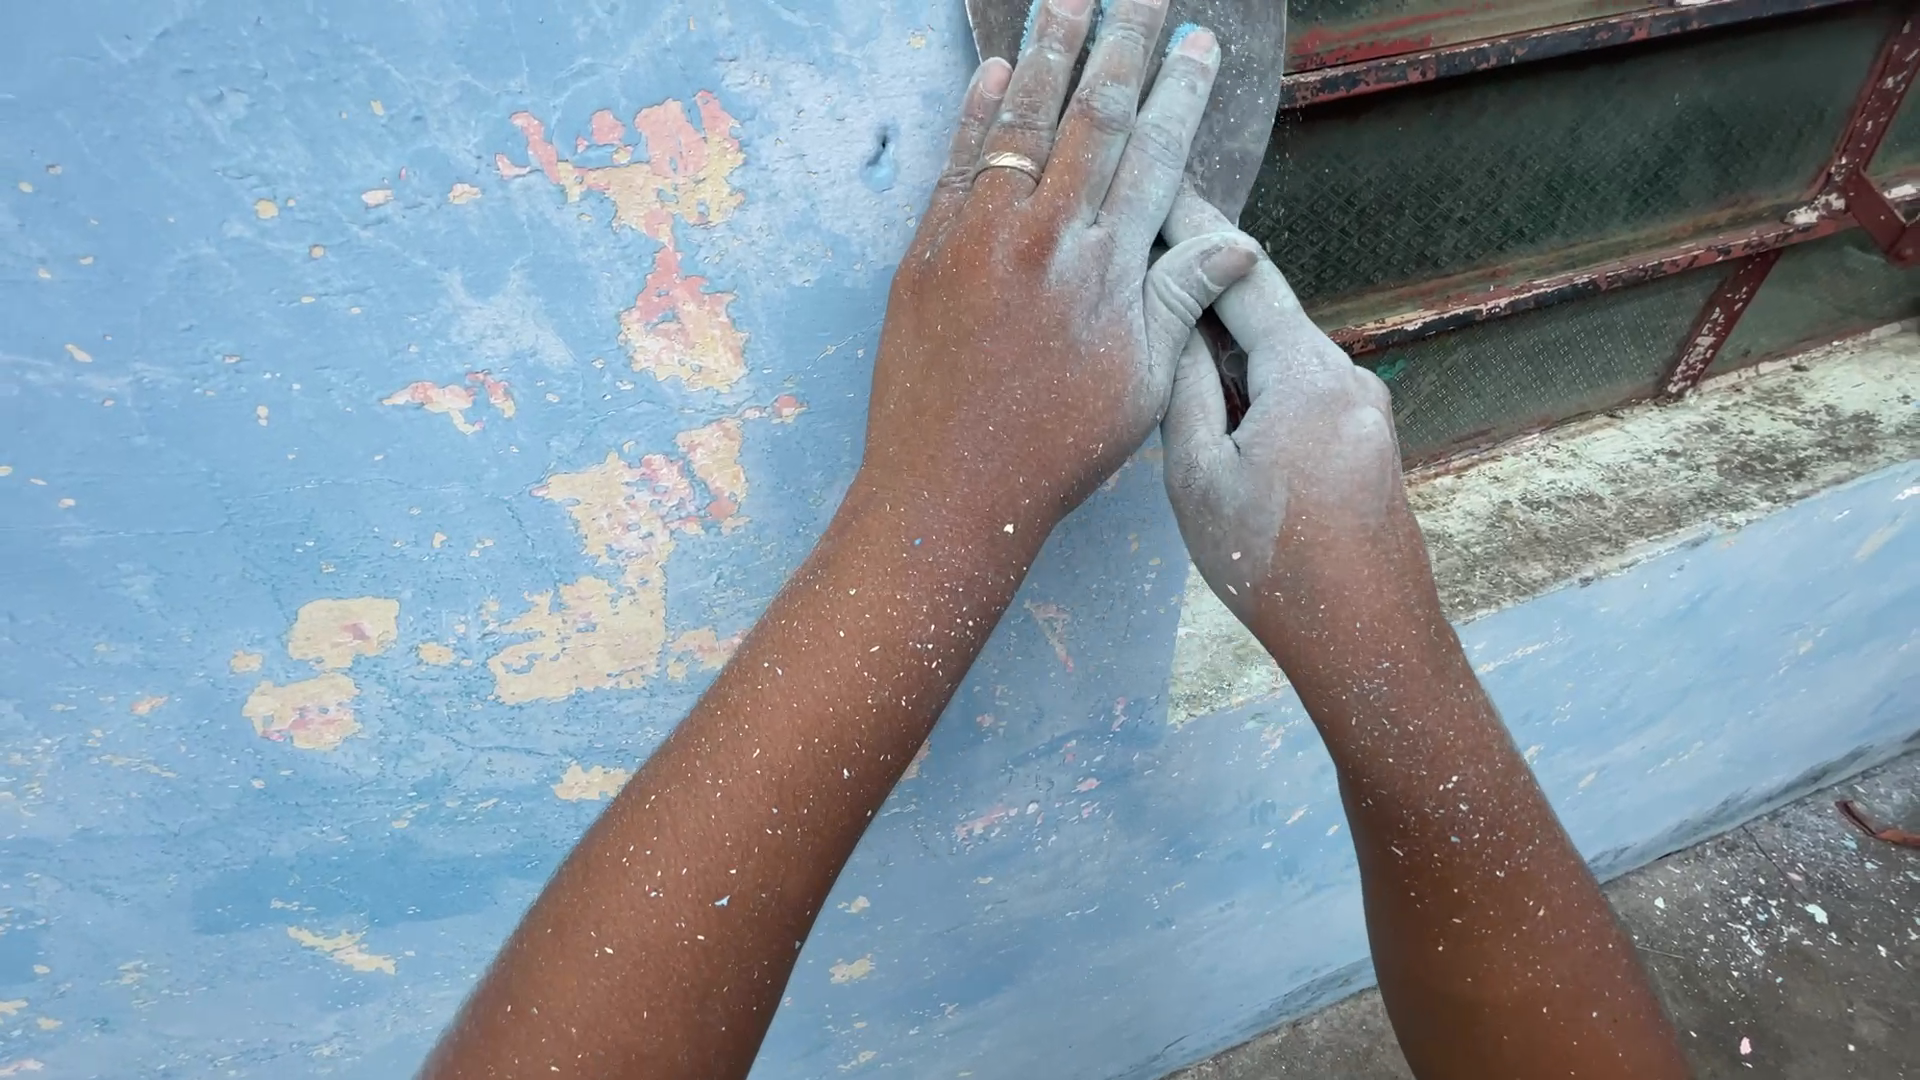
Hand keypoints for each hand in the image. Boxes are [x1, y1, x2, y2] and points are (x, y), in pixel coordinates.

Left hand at [861, 0, 1260, 539]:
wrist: (950, 486)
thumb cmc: (1051, 449)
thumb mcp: (1138, 389)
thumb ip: (1178, 303)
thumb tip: (1235, 242)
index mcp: (1106, 269)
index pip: (1153, 157)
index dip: (1177, 95)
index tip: (1195, 45)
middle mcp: (1044, 238)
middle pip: (1091, 122)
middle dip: (1120, 46)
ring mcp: (976, 242)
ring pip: (1019, 128)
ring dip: (1046, 57)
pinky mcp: (924, 258)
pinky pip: (955, 168)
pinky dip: (974, 116)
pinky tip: (992, 74)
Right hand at [1159, 190, 1444, 677]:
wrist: (1363, 638)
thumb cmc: (1267, 560)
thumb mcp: (1199, 476)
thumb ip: (1186, 392)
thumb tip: (1176, 327)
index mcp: (1306, 374)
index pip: (1244, 278)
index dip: (1200, 231)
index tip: (1166, 191)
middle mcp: (1347, 377)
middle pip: (1265, 318)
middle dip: (1206, 303)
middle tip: (1146, 293)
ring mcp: (1364, 410)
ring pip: (1280, 361)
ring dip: (1227, 358)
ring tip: (1173, 375)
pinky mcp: (1365, 444)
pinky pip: (1300, 395)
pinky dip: (1254, 392)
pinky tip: (1222, 425)